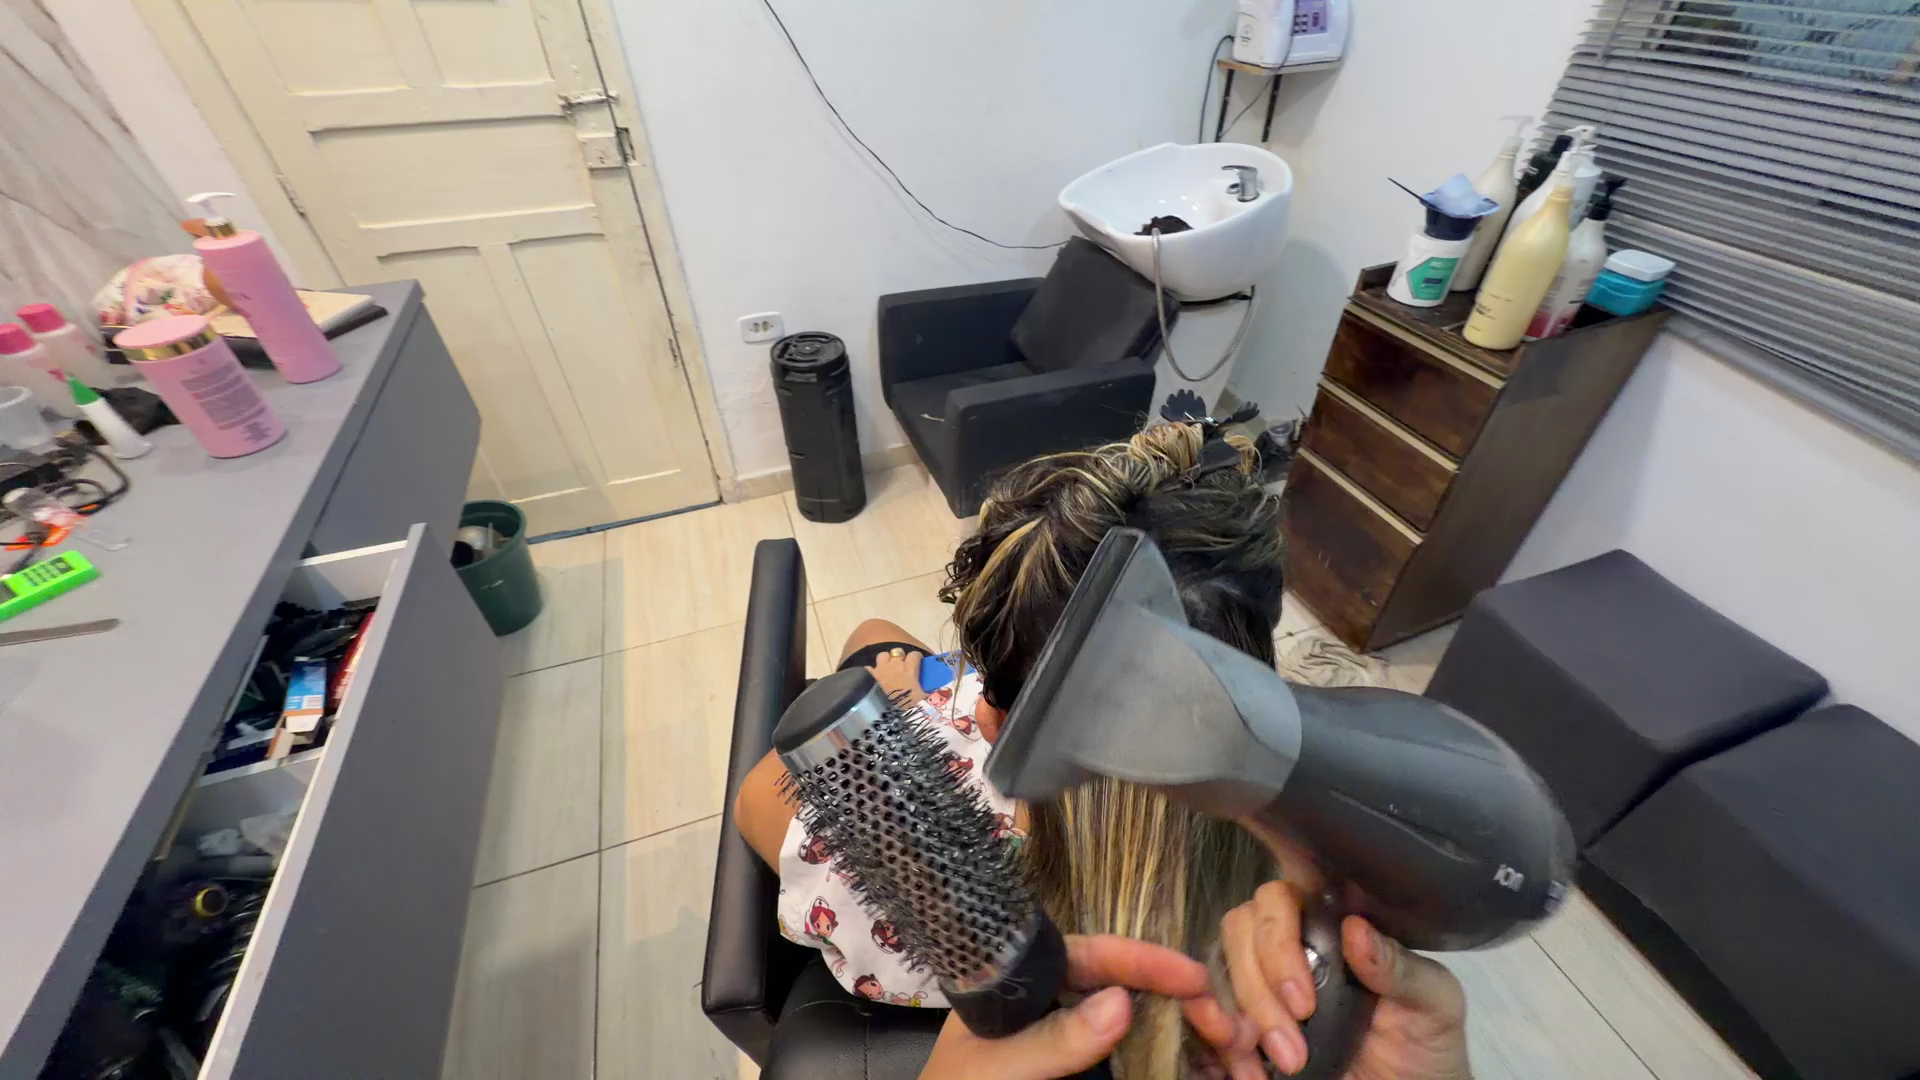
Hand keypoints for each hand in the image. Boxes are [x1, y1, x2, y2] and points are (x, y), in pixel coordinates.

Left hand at [868, 647, 926, 704]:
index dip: (916, 657)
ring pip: (884, 655)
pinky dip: (872, 671)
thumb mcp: (919, 697)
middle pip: (899, 651)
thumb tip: (934, 687)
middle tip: (901, 665)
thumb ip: (926, 690)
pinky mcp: (870, 672)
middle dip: (900, 656)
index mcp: (909, 668)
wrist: (880, 705)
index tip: (917, 661)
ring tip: (886, 667)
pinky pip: (871, 667)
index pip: (915, 655)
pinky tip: (874, 676)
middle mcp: (895, 663)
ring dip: (886, 659)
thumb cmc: (902, 700)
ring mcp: (881, 666)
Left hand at [916, 934, 1214, 1079]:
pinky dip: (1175, 1061)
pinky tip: (1206, 1068)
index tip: (1194, 974)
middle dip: (1179, 1001)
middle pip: (1128, 987)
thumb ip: (1054, 1039)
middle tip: (1227, 1026)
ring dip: (1187, 1033)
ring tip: (1232, 1048)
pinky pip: (1137, 1060)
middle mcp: (1058, 999)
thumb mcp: (998, 1067)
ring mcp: (1077, 1036)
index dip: (1146, 959)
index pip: (1094, 955)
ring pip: (1141, 1023)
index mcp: (1030, 978)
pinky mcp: (1092, 1072)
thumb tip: (1123, 1001)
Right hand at [1201, 882, 1469, 1078]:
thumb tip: (1356, 929)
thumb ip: (1400, 967)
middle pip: (1240, 929)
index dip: (1277, 938)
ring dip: (1239, 1015)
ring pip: (1220, 966)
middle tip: (1291, 1048)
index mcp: (1323, 920)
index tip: (1302, 1001)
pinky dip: (1220, 1039)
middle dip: (1258, 989)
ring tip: (1270, 1062)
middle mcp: (1281, 937)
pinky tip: (1247, 1071)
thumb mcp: (1432, 1005)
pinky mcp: (1241, 1014)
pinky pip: (1209, 1009)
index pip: (1278, 898)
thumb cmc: (1423, 1045)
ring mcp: (1257, 974)